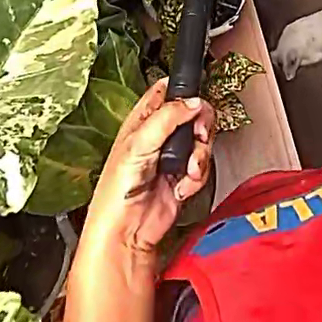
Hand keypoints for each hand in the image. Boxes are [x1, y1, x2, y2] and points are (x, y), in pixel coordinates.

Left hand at [77, 79, 214, 272]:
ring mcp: (173, 155)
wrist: (127, 231)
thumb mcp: (140, 143)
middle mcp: (159, 134)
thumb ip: (168, 117)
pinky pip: (204, 166)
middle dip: (201, 126)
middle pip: (194, 113)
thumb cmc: (117, 190)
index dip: (183, 90)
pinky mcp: (184, 175)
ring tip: (187, 168)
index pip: (168, 90)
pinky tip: (182, 185)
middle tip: (197, 135)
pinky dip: (197, 176)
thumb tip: (193, 102)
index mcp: (143, 119)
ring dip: (200, 156)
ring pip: (203, 140)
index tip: (193, 100)